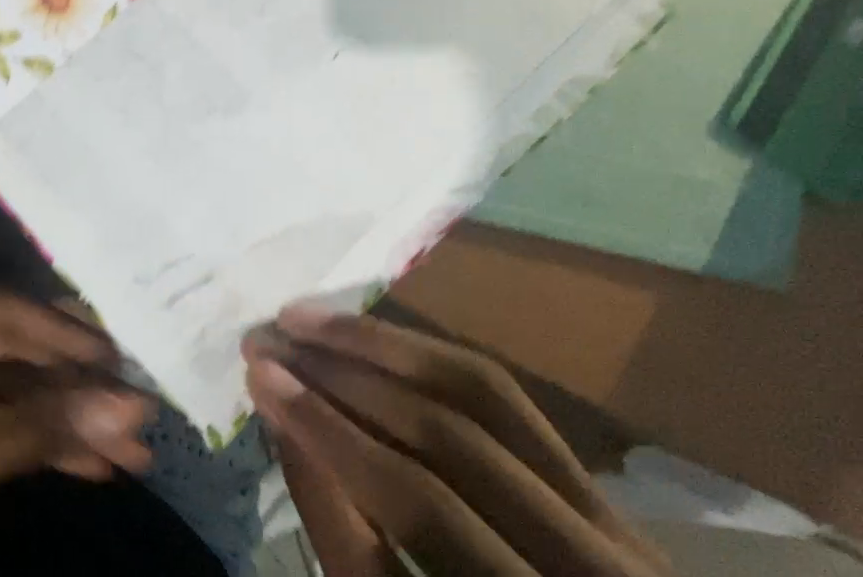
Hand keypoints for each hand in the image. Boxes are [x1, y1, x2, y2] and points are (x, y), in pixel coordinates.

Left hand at [0, 279, 154, 575]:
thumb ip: (41, 427)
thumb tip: (131, 408)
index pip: (6, 312)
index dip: (70, 339)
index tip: (130, 364)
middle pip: (13, 346)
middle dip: (74, 388)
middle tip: (141, 415)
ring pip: (8, 383)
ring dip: (63, 419)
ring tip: (132, 454)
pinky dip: (33, 436)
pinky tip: (88, 464)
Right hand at [245, 305, 673, 576]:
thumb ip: (340, 532)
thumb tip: (282, 414)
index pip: (412, 502)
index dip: (325, 431)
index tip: (257, 376)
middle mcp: (589, 567)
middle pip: (445, 439)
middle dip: (338, 378)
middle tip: (265, 339)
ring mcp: (613, 525)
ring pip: (482, 395)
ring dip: (376, 345)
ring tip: (302, 319)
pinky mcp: (605, 492)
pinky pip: (506, 401)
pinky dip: (424, 357)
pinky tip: (365, 337)